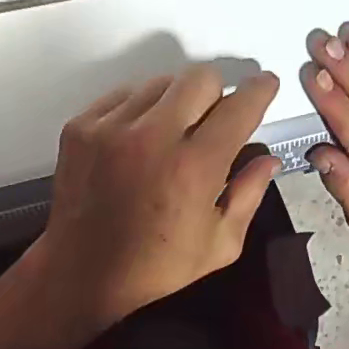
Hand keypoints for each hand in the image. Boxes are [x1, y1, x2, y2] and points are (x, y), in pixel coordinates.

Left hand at [24, 64, 281, 341]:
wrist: (83, 271)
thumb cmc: (156, 265)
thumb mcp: (220, 244)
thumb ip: (248, 195)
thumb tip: (268, 159)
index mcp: (194, 168)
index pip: (239, 107)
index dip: (259, 91)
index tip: (265, 84)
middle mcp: (152, 137)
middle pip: (200, 78)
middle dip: (215, 94)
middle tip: (210, 121)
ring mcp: (111, 128)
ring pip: (160, 83)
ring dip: (174, 101)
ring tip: (168, 135)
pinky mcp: (81, 127)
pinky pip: (122, 95)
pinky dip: (137, 110)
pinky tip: (136, 140)